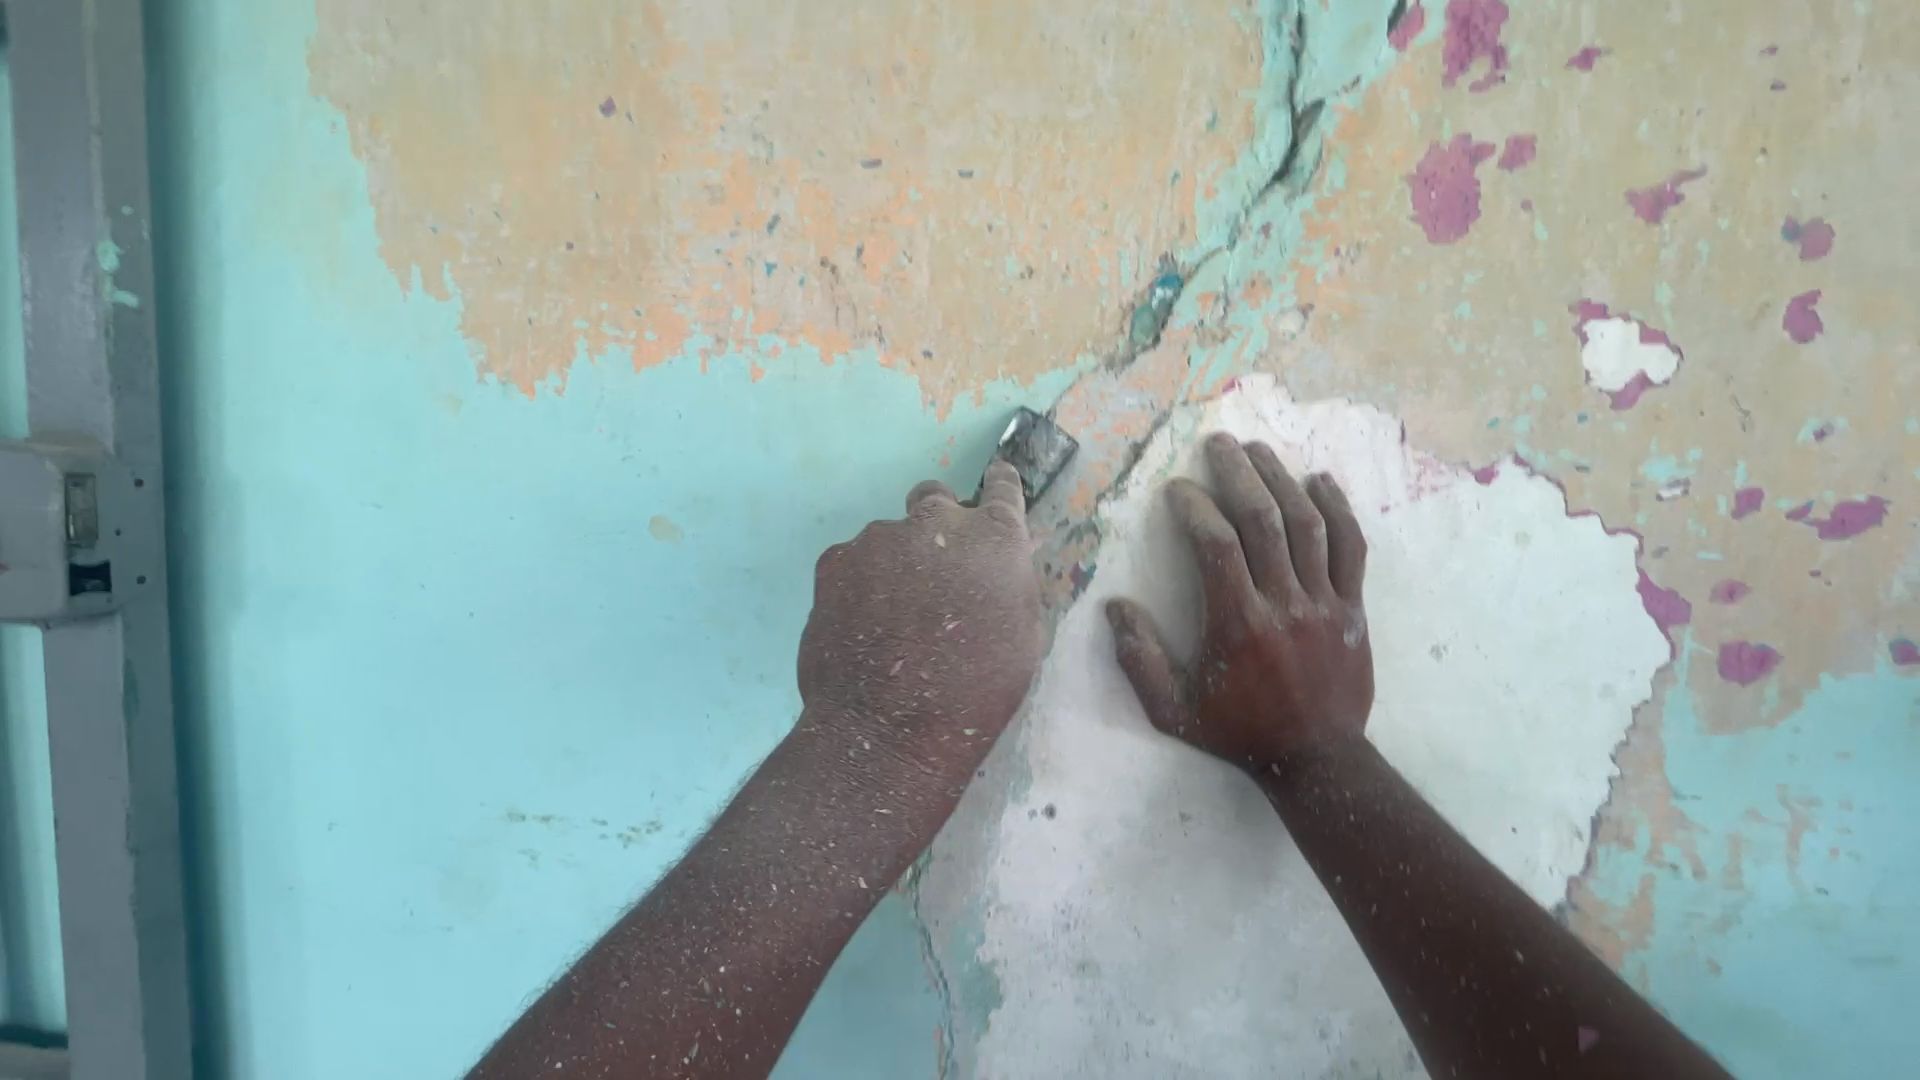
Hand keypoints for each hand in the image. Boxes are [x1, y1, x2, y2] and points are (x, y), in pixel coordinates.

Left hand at [797, 460, 1042, 791]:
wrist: (891, 729)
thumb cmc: (976, 692)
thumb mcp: (1024, 637)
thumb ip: (1013, 581)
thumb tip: (1007, 555)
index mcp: (994, 539)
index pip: (1003, 487)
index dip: (999, 488)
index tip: (995, 491)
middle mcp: (936, 523)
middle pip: (935, 498)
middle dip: (937, 523)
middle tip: (934, 569)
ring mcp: (879, 538)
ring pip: (890, 536)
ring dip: (895, 561)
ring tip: (890, 616)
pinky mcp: (834, 559)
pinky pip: (853, 560)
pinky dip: (859, 582)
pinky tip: (860, 624)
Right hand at [1105, 432, 1372, 772]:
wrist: (1316, 761)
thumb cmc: (1237, 732)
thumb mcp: (1171, 710)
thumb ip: (1139, 660)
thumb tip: (1115, 608)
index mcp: (1236, 622)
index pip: (1214, 543)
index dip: (1193, 507)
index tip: (1176, 490)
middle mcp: (1282, 601)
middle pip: (1262, 520)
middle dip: (1237, 473)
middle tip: (1218, 443)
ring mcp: (1324, 602)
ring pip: (1306, 524)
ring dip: (1280, 479)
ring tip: (1258, 449)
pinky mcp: (1353, 608)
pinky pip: (1351, 548)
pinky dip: (1338, 509)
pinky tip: (1320, 480)